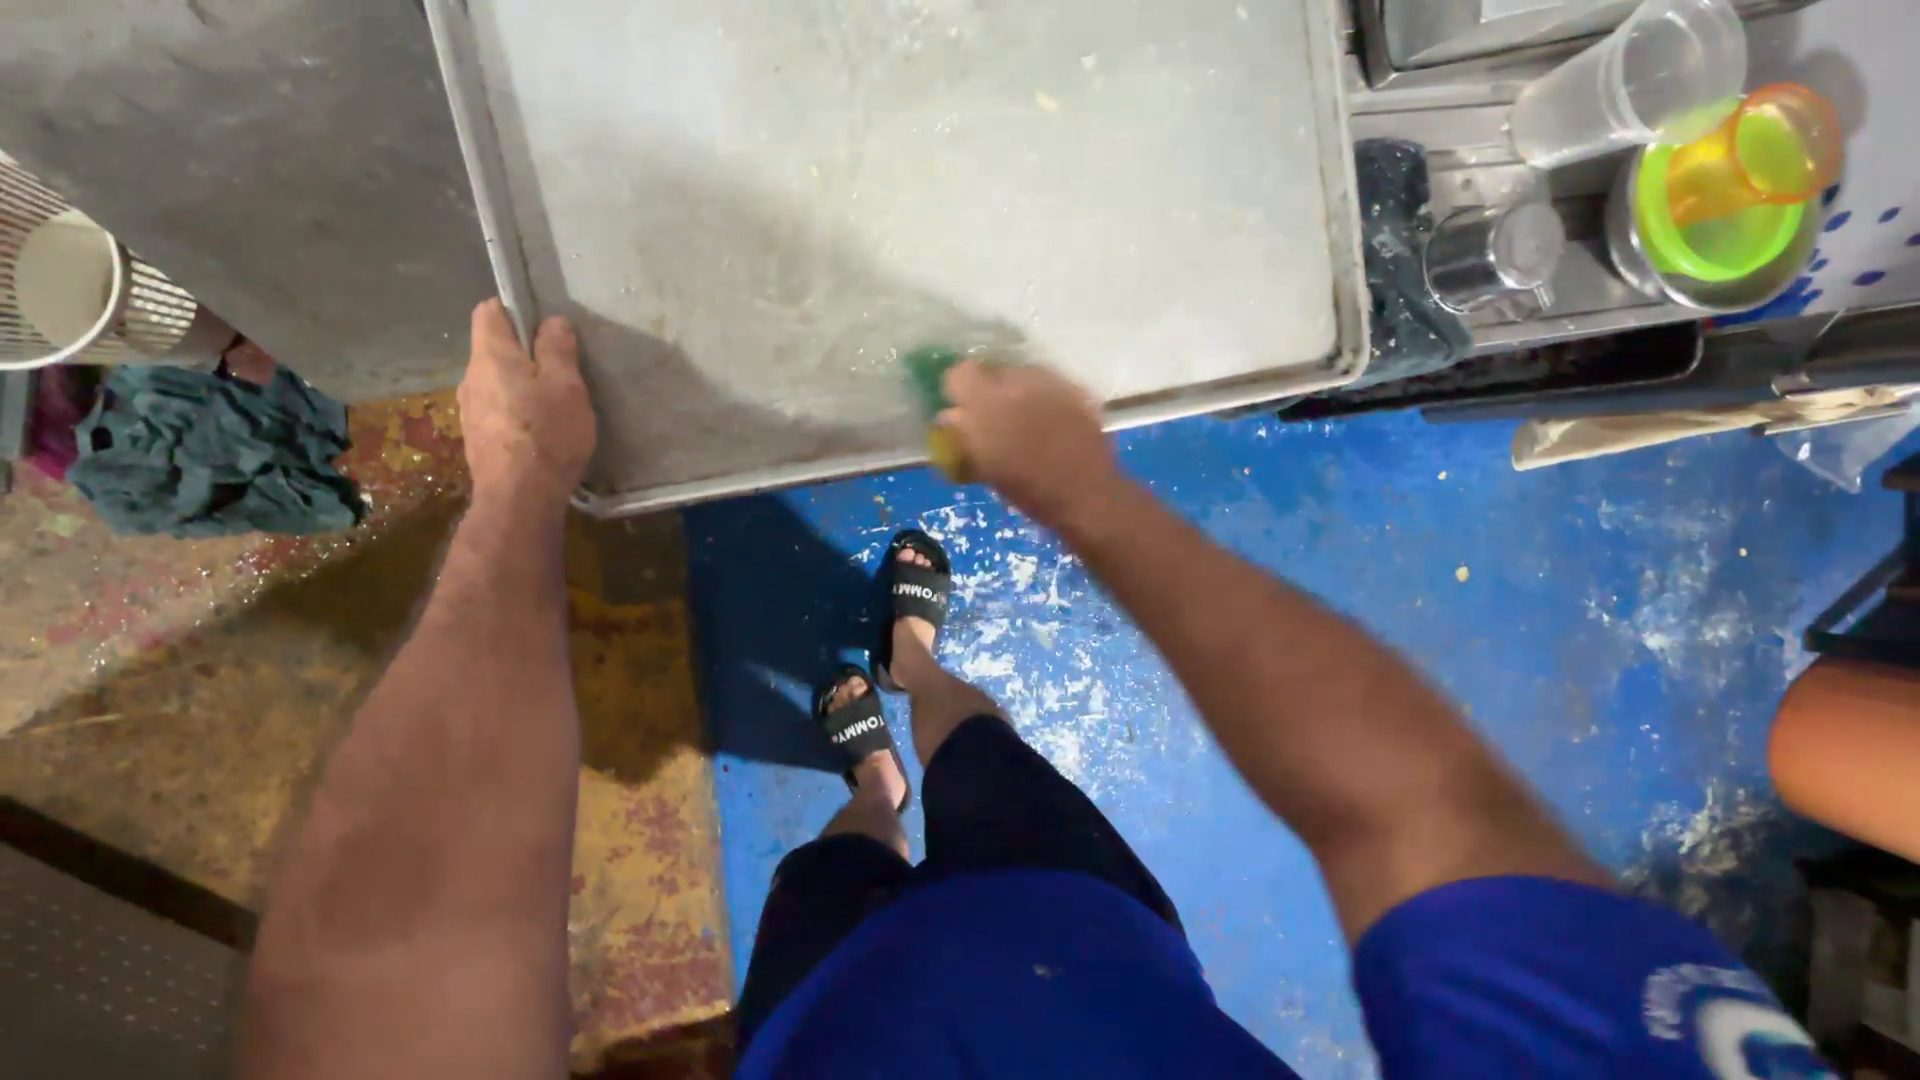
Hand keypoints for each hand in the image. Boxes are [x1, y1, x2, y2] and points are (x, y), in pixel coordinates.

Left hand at [458, 299, 596, 512]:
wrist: (519, 496)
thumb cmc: (548, 433)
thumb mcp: (566, 386)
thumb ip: (558, 350)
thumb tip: (552, 321)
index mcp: (491, 355)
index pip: (488, 310)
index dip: (514, 309)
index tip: (544, 325)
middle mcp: (470, 376)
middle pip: (492, 348)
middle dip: (522, 352)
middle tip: (559, 369)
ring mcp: (468, 409)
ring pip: (494, 381)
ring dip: (519, 384)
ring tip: (551, 403)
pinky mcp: (476, 437)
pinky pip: (495, 409)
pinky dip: (514, 410)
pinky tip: (537, 430)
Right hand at [938, 359, 1120, 529]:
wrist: (1087, 495)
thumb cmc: (1030, 492)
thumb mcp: (987, 469)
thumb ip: (964, 437)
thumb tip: (950, 418)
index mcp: (987, 404)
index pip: (959, 374)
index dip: (958, 390)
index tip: (962, 409)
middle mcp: (1017, 383)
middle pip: (994, 370)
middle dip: (991, 390)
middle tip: (995, 417)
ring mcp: (1050, 382)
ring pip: (1024, 373)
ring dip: (1019, 391)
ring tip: (1028, 419)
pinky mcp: (1076, 388)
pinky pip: (1051, 383)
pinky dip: (1045, 397)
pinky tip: (1052, 421)